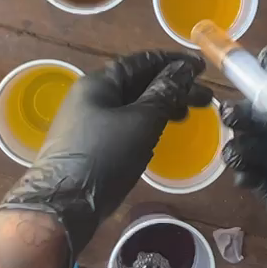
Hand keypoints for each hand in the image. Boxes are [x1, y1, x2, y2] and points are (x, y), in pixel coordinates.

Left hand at [0, 50, 210, 267]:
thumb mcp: (142, 122)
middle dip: (172, 88)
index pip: (142, 61)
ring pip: (132, 105)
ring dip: (161, 106)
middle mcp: (90, 96)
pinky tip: (160, 133)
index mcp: (99, 82)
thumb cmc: (104, 157)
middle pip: (138, 83)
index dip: (174, 62)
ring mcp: (87, 122)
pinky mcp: (89, 145)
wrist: (61, 206)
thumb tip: (183, 69)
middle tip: (205, 99)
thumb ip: (164, 94)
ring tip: (187, 116)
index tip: (202, 68)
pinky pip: (124, 124)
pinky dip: (146, 123)